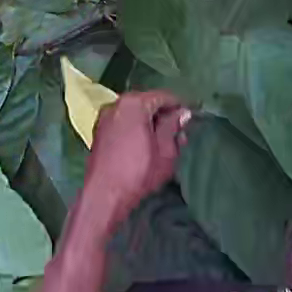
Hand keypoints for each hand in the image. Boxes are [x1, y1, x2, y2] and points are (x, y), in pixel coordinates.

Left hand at [69, 91, 189, 246]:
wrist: (104, 195)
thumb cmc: (138, 172)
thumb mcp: (165, 150)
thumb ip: (173, 127)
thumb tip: (182, 113)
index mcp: (134, 104)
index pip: (163, 96)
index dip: (180, 106)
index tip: (192, 117)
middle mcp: (116, 104)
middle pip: (147, 102)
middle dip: (165, 115)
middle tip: (181, 133)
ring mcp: (105, 117)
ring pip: (135, 112)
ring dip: (151, 122)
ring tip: (166, 142)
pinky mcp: (99, 131)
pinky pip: (124, 122)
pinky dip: (136, 127)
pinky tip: (146, 144)